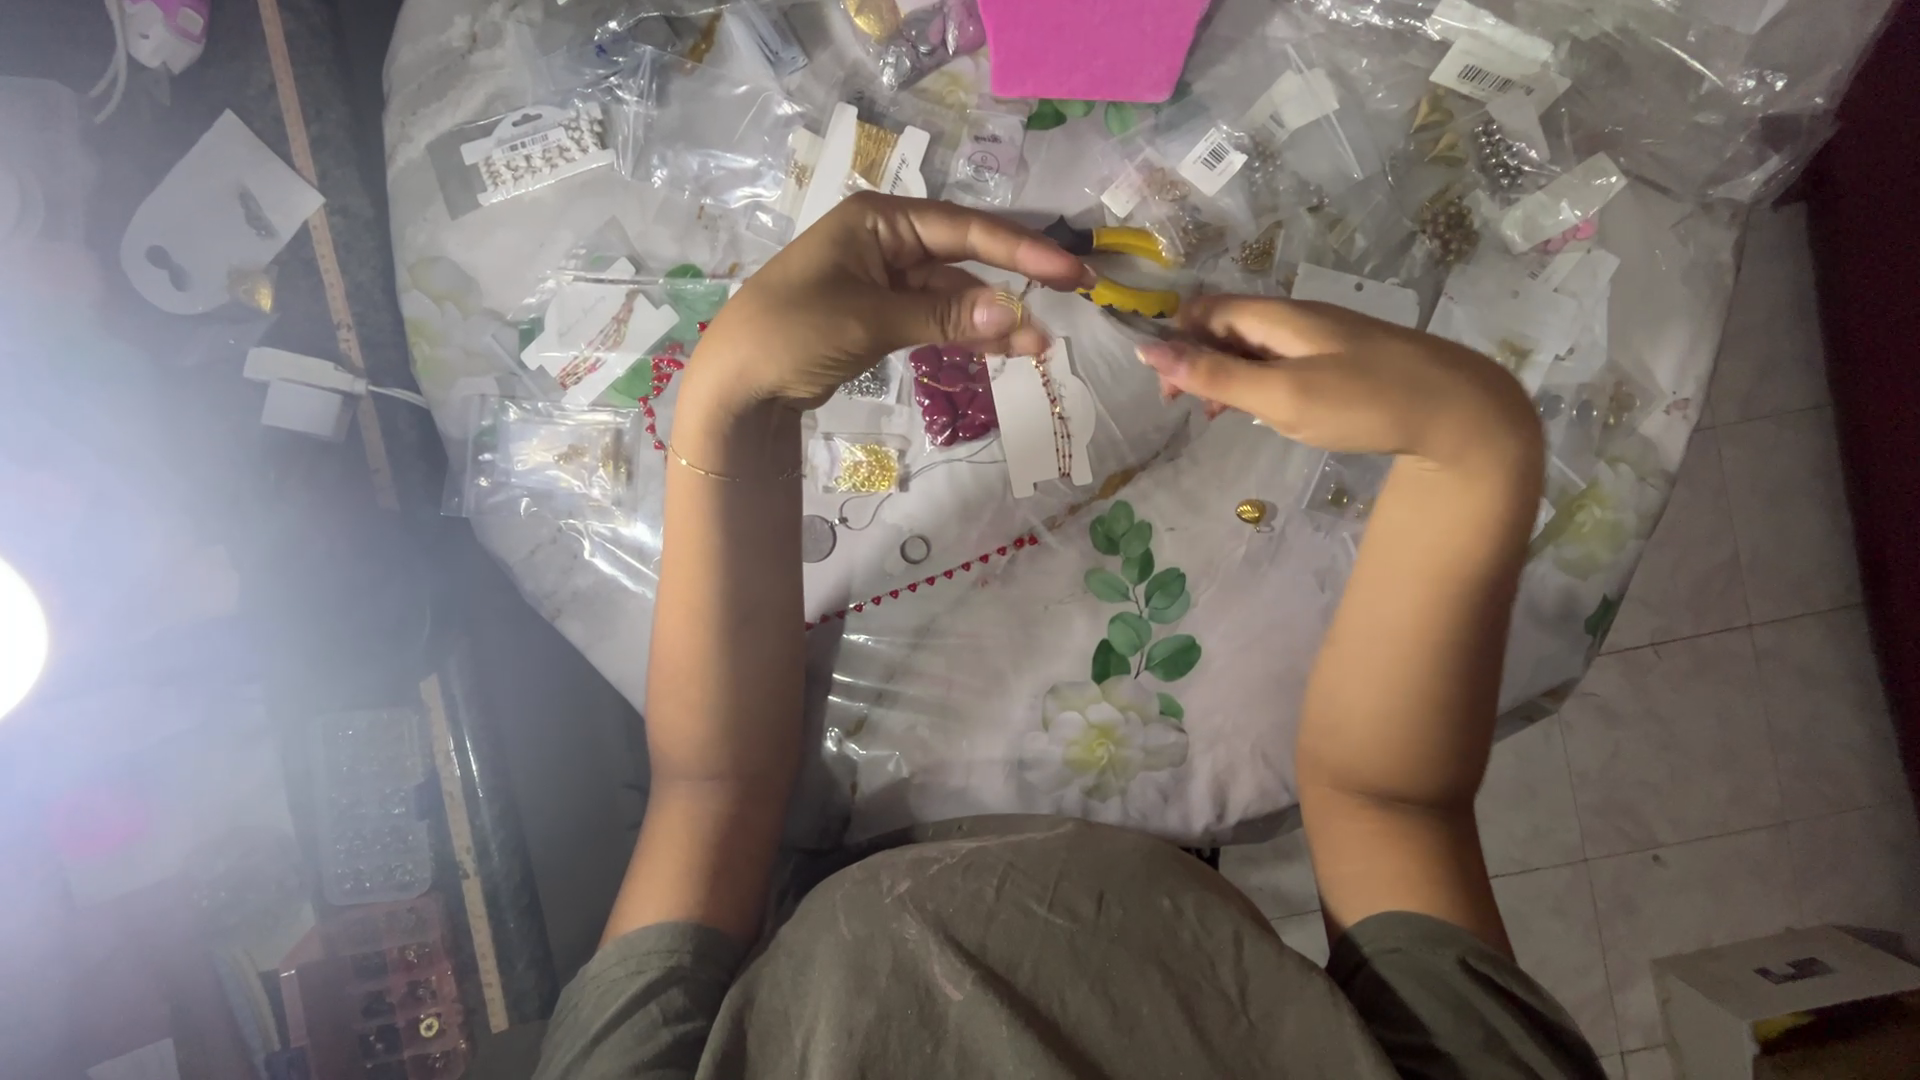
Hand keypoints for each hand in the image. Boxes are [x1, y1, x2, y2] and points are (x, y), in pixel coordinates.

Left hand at [686, 192, 1090, 411]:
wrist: (739, 383)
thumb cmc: (792, 332)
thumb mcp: (869, 319)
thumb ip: (941, 316)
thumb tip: (1012, 313)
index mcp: (879, 220)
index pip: (963, 230)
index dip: (1020, 251)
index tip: (1067, 272)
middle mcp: (887, 242)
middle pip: (964, 260)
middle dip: (1012, 285)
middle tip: (1069, 300)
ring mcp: (886, 282)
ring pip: (954, 296)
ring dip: (993, 320)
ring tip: (1038, 346)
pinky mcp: (884, 317)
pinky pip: (936, 321)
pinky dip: (965, 335)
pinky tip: (1002, 350)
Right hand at [1136, 295, 1540, 472]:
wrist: (1461, 413)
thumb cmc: (1364, 403)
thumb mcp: (1278, 395)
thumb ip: (1213, 376)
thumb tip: (1149, 350)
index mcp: (1277, 317)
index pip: (1203, 310)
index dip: (1174, 342)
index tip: (1169, 392)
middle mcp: (1295, 317)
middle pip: (1224, 325)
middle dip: (1195, 361)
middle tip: (1191, 410)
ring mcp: (1320, 337)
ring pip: (1250, 345)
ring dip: (1223, 375)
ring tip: (1219, 416)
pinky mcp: (1338, 358)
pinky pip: (1278, 360)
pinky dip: (1255, 382)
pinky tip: (1263, 410)